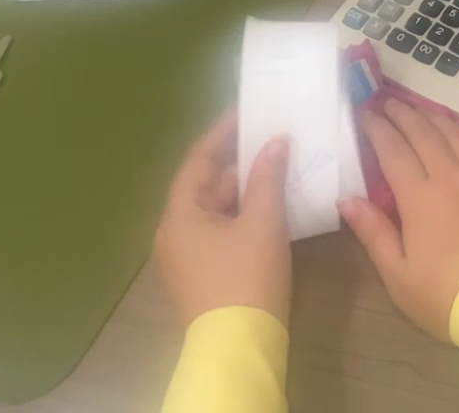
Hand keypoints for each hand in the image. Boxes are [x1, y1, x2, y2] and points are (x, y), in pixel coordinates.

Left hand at [154, 107, 292, 326]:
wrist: (240, 347)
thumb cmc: (246, 276)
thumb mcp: (263, 220)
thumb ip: (268, 176)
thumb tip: (276, 141)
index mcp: (180, 216)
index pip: (198, 160)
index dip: (222, 132)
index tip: (247, 110)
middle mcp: (176, 232)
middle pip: (209, 184)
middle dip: (242, 160)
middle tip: (275, 134)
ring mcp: (190, 255)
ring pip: (220, 206)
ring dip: (249, 186)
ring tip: (282, 161)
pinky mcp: (206, 271)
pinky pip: (225, 227)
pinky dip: (247, 210)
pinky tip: (276, 199)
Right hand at [341, 99, 458, 340]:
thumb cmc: (446, 294)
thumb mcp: (398, 274)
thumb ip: (373, 231)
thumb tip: (345, 198)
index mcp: (419, 195)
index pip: (393, 149)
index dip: (377, 127)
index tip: (364, 113)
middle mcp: (450, 173)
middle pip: (423, 131)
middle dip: (401, 112)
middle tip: (385, 100)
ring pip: (454, 130)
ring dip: (432, 114)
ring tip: (416, 107)